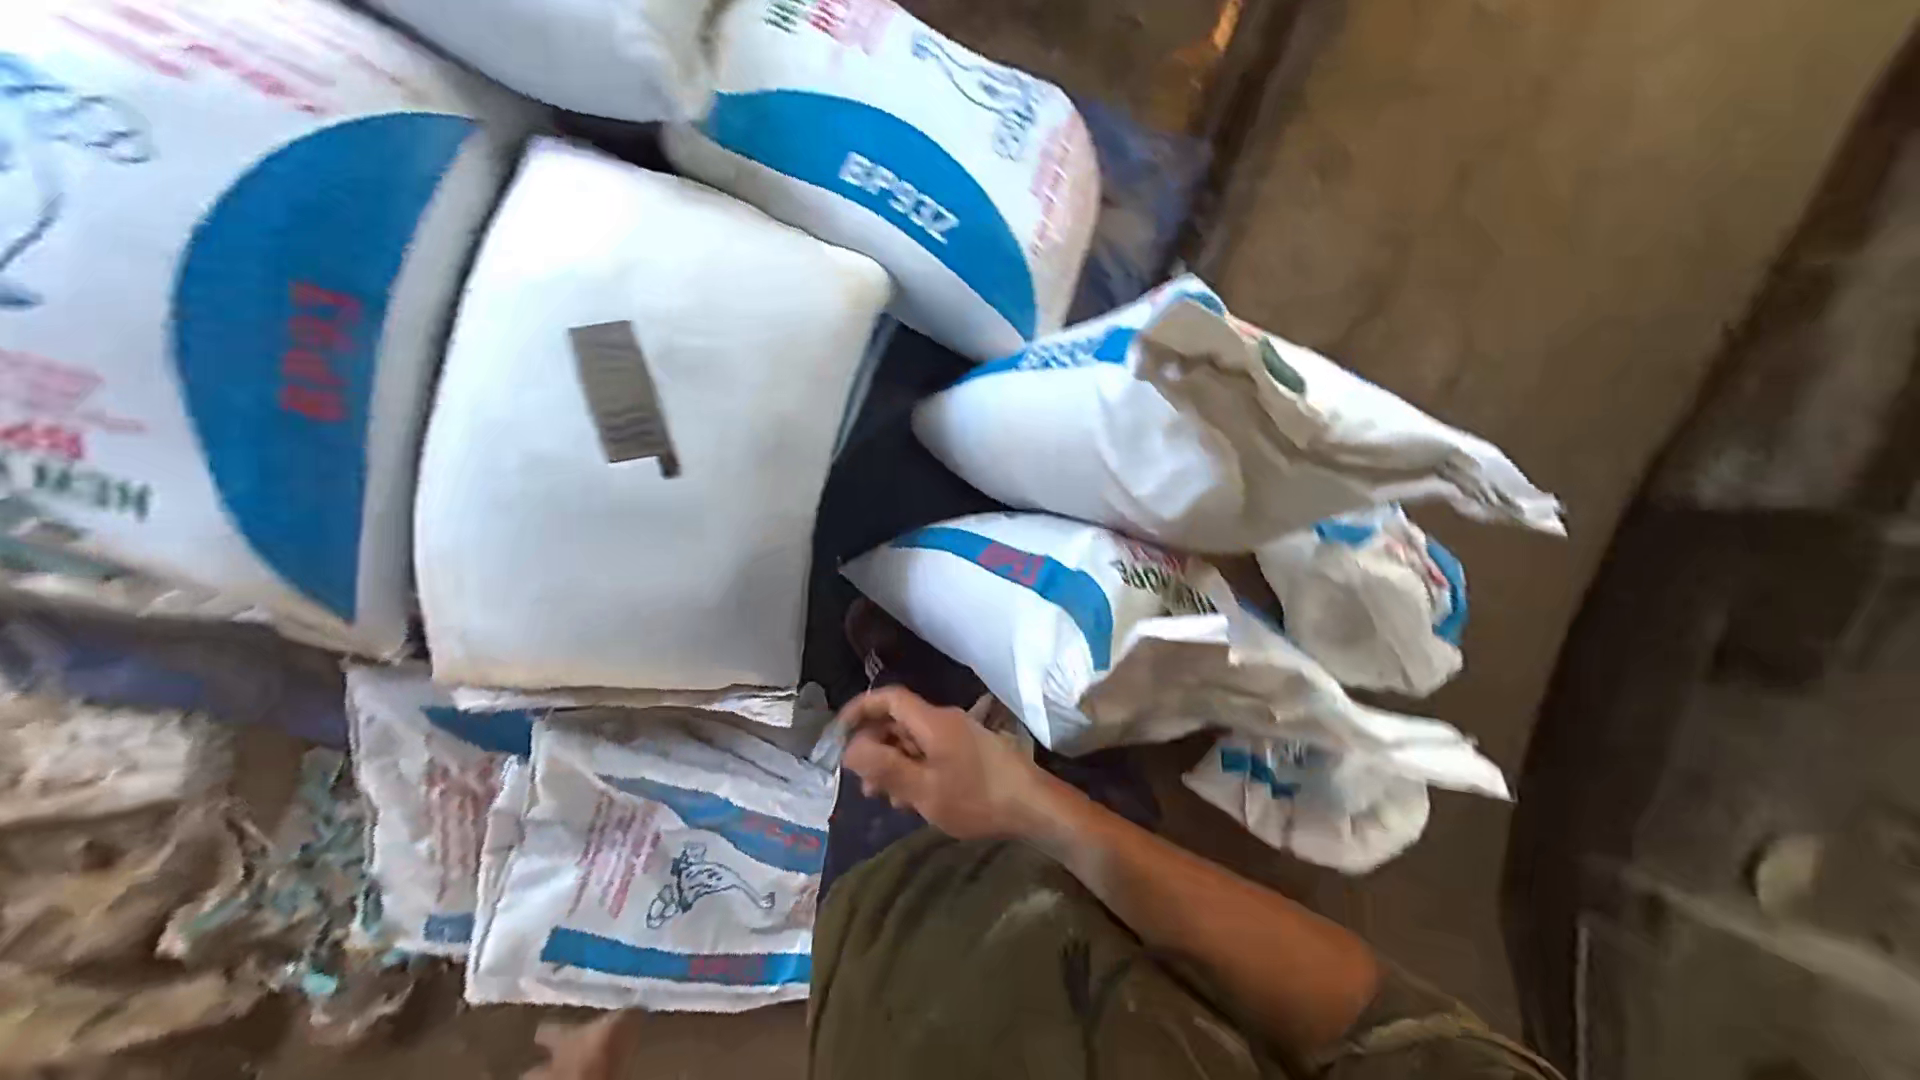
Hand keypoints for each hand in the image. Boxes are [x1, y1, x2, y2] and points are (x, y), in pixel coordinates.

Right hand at [836, 686, 1054, 840]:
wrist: (1033, 807)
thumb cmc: (976, 798)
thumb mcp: (924, 790)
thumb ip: (885, 767)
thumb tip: (850, 748)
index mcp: (932, 721)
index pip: (889, 698)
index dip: (860, 708)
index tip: (839, 731)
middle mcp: (944, 720)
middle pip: (898, 722)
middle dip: (875, 748)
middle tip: (864, 784)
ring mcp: (958, 735)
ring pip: (913, 741)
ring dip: (894, 764)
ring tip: (885, 799)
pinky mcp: (968, 751)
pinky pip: (930, 752)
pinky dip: (914, 770)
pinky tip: (912, 800)